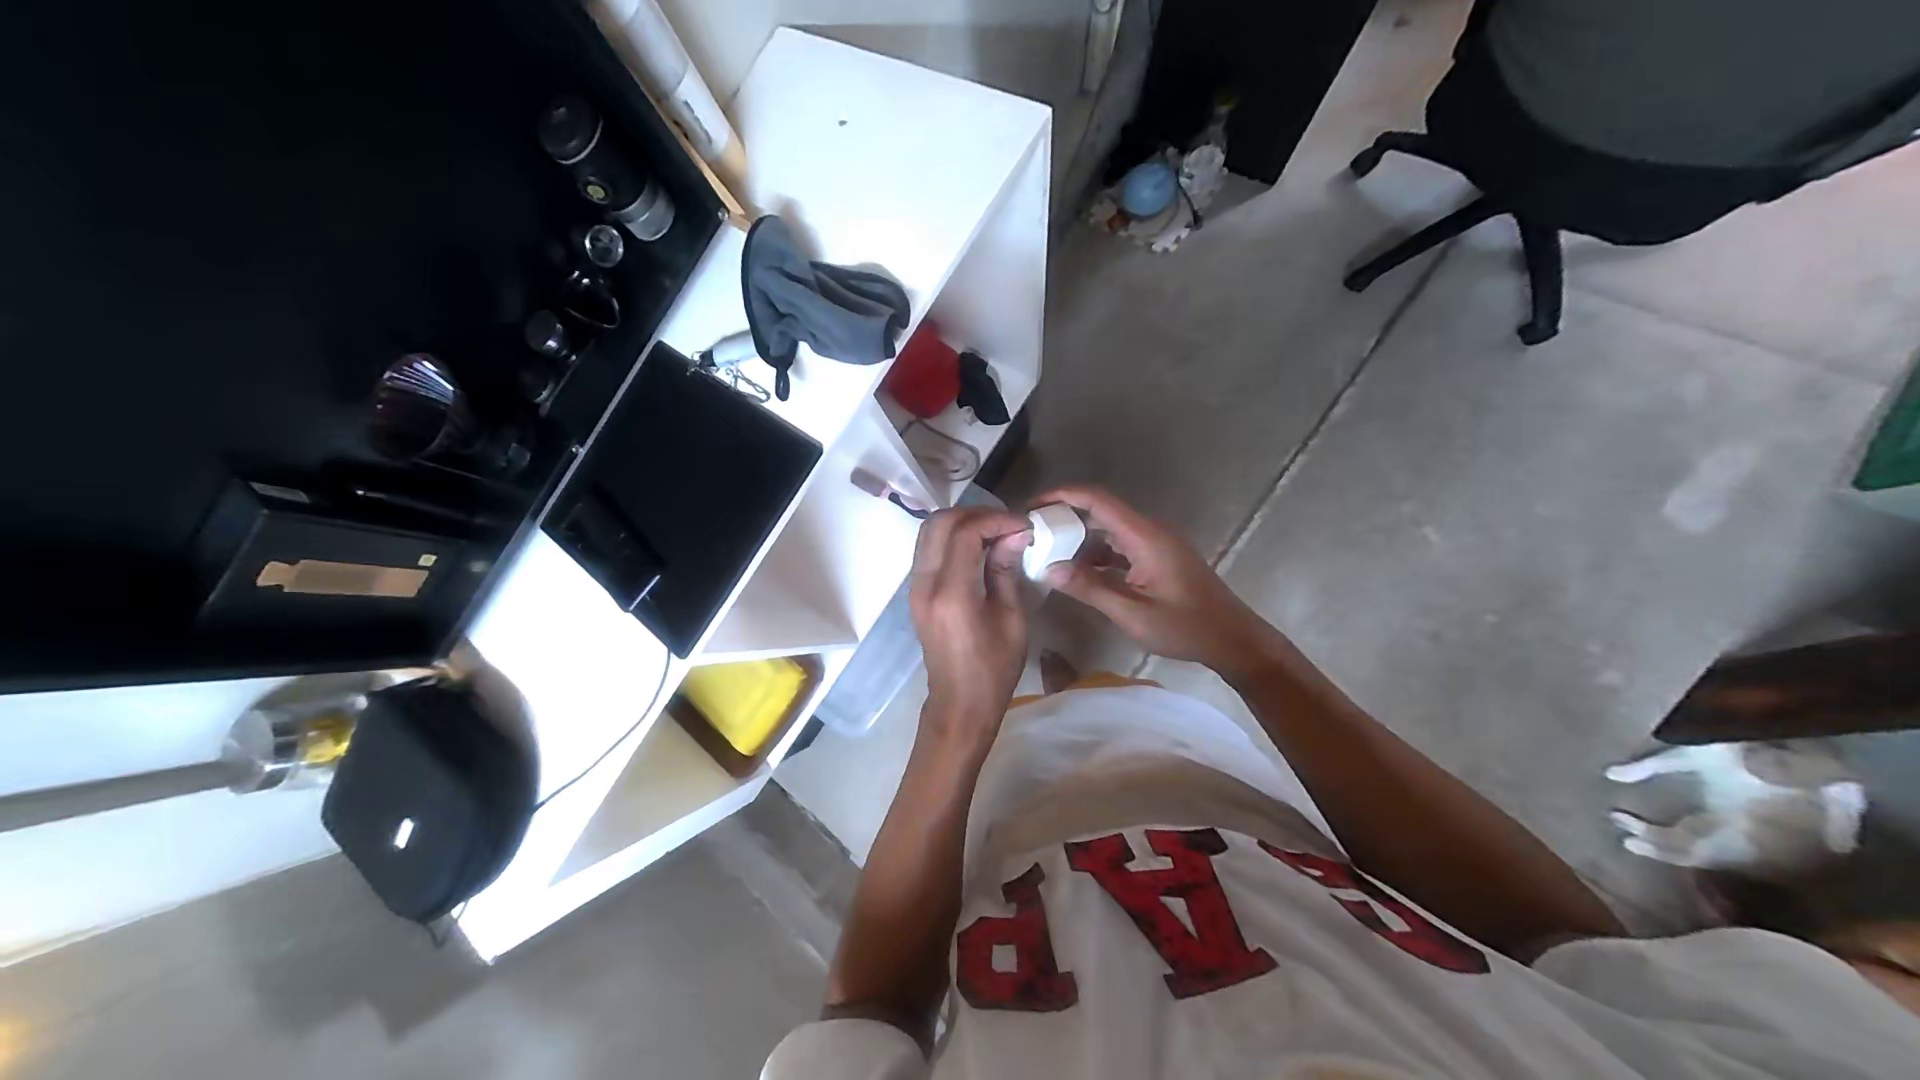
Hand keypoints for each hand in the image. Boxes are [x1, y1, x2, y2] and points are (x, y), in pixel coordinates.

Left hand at [909, 506, 1032, 742]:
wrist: (959, 703)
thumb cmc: (993, 669)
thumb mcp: (1011, 619)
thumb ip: (1006, 571)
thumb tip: (1014, 534)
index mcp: (951, 594)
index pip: (965, 533)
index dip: (996, 520)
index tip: (1023, 526)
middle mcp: (925, 584)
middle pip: (939, 523)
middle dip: (976, 514)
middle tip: (1007, 524)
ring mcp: (915, 587)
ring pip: (928, 532)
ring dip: (961, 523)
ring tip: (994, 532)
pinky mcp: (916, 592)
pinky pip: (928, 549)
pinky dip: (951, 538)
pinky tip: (978, 548)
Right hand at [1036, 486, 1283, 680]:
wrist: (1234, 641)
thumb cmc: (1187, 627)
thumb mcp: (1132, 613)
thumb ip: (1090, 588)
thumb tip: (1049, 569)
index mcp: (1146, 537)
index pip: (1098, 500)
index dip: (1063, 495)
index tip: (1033, 506)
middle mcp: (1150, 532)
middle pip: (1101, 510)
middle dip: (1065, 516)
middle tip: (1033, 532)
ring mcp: (1155, 545)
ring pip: (1109, 530)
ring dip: (1080, 538)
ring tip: (1048, 553)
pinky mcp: (1158, 559)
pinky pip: (1120, 546)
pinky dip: (1096, 554)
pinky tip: (1078, 572)